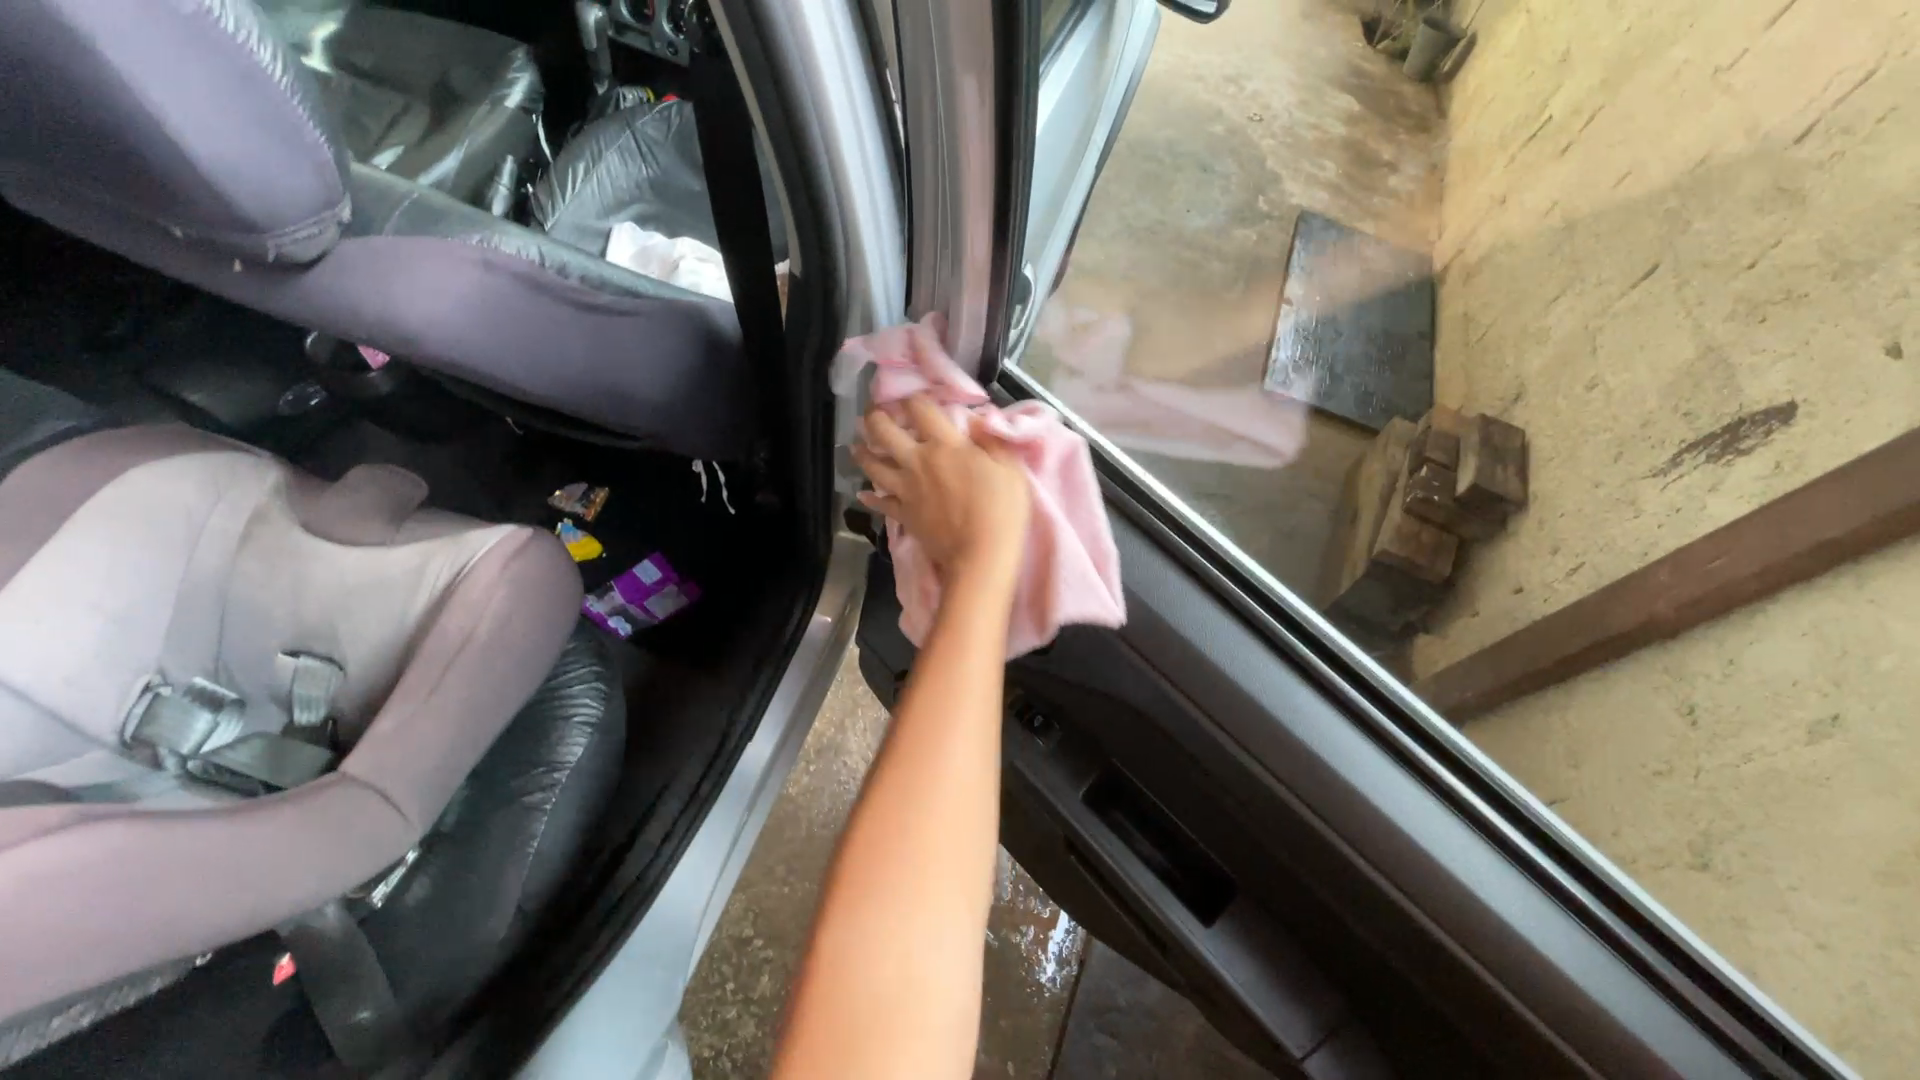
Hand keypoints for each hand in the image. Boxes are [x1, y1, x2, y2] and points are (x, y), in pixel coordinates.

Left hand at [853, 396, 1030, 580]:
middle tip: (873, 414)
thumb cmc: (1001, 509)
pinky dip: (869, 498)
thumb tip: (976, 419)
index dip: (914, 398)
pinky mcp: (902, 514)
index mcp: (944, 444)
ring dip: (863, 452)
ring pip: (872, 465)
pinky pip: (879, 502)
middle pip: (884, 431)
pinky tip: (863, 494)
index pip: (921, 408)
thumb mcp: (1009, 467)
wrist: (980, 555)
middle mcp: (917, 460)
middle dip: (875, 418)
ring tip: (858, 446)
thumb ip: (991, 439)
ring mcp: (905, 488)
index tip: (913, 398)